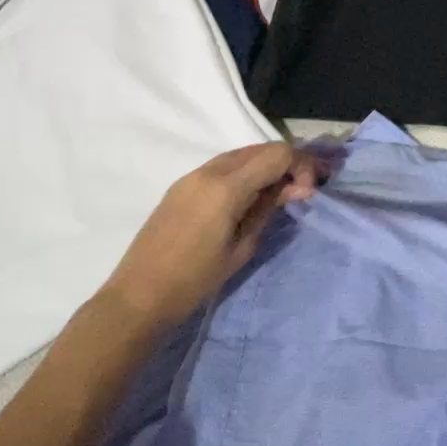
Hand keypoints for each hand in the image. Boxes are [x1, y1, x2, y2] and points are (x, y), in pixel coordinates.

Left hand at [98, 143, 322, 329]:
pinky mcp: (182, 186)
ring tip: (279, 193)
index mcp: (226, 187)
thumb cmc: (195, 280)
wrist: (138, 297)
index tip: (308, 192)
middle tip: (302, 189)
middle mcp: (209, 171)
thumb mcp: (242, 247)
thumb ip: (268, 208)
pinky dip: (245, 171)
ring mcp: (192, 176)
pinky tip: (250, 196)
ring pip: (242, 154)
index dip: (302, 166)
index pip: (278, 155)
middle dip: (288, 163)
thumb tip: (296, 187)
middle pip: (262, 148)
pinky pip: (223, 165)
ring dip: (266, 165)